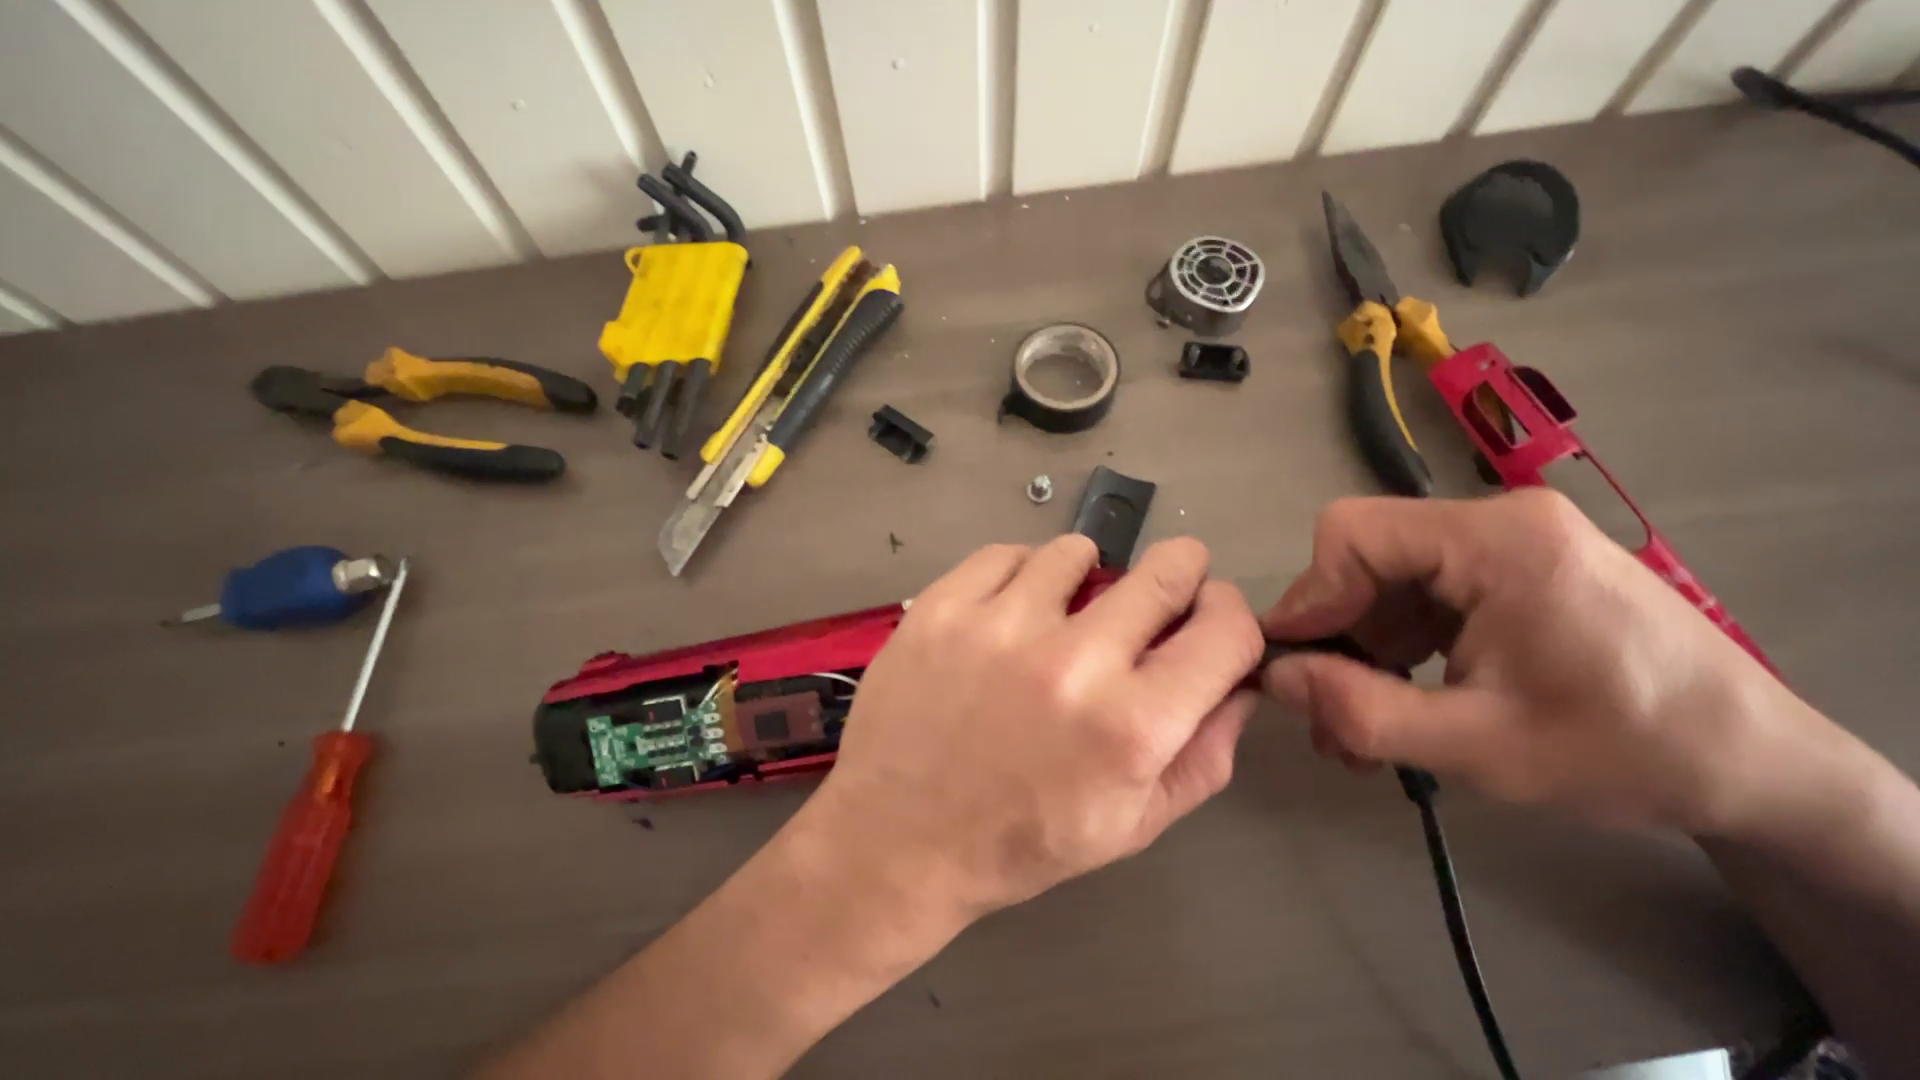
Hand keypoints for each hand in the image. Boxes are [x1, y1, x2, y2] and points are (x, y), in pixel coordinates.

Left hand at [803, 535, 1264, 925]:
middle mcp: (1075, 662)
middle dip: (1180, 578)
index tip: (1209, 621)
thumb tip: (1239, 682)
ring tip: (1064, 616)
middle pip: (1168, 569)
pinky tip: (1010, 615)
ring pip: (1080, 551)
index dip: (1231, 617)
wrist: (898, 840)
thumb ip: (1205, 753)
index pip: (1227, 628)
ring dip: (1089, 579)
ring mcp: (1001, 625)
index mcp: (1134, 725)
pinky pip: (1007, 554)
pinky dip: (1020, 577)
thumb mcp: (1134, 824)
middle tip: (1156, 601)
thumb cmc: (1023, 843)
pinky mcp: (942, 607)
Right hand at [1260, 490, 1832, 837]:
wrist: (1759, 766)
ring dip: (1367, 650)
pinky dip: (1403, 645)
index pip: (1352, 533)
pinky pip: (1429, 592)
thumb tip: (1274, 678)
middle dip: (1339, 636)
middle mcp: (1501, 521)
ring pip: (1392, 579)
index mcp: (1499, 542)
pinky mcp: (1521, 569)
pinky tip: (1407, 701)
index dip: (1311, 598)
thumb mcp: (1478, 747)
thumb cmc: (1626, 752)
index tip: (1295, 670)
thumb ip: (1361, 711)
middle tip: (1327, 717)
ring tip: (1365, 728)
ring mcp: (1514, 542)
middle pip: (1368, 556)